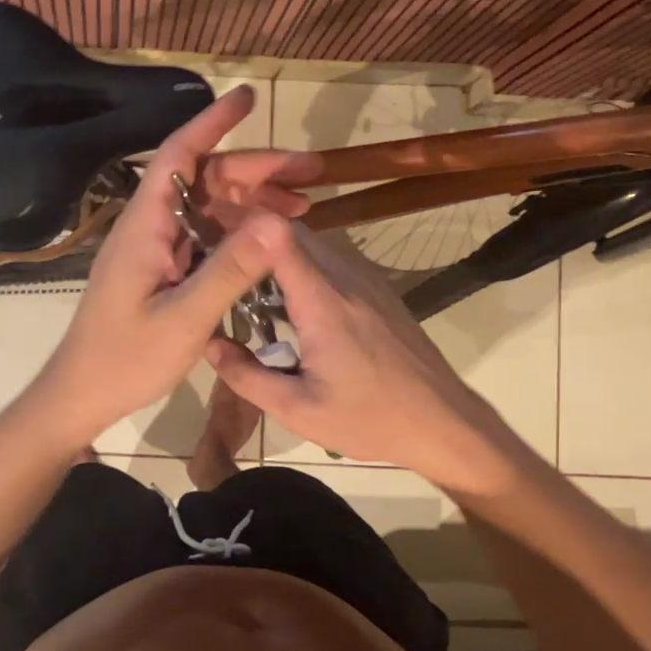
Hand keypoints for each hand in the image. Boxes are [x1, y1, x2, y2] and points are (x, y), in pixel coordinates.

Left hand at [30, 86, 311, 438]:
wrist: (82, 393)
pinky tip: (272, 241)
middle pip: (204, 179)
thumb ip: (230, 270)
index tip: (248, 97)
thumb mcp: (184, 319)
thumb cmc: (125, 358)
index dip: (212, 122)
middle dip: (256, 169)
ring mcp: (155, 250)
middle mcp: (149, 227)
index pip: (179, 155)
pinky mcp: (161, 272)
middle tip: (312, 173)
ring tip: (306, 207)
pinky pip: (204, 237)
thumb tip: (279, 222)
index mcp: (145, 225)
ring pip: (208, 208)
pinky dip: (239, 232)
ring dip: (253, 201)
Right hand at [203, 225, 521, 488]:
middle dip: (250, 240)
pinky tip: (285, 303)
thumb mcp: (297, 409)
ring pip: (313, 246)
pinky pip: (331, 263)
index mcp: (324, 302)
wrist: (444, 424)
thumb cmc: (369, 420)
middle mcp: (347, 279)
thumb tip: (207, 342)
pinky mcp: (379, 292)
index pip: (278, 236)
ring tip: (243, 283)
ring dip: (276, 255)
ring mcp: (368, 282)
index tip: (206, 236)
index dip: (239, 227)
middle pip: (292, 233)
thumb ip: (245, 375)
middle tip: (215, 263)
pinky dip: (301, 268)